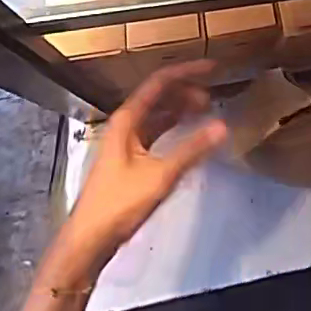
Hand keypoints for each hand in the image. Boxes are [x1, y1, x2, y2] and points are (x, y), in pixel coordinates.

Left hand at [58, 61, 227, 272]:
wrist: (88, 241)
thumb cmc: (119, 204)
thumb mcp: (160, 176)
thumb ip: (192, 150)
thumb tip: (222, 126)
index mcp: (127, 118)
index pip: (160, 82)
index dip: (187, 72)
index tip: (212, 69)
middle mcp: (125, 123)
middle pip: (158, 95)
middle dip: (186, 91)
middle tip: (213, 95)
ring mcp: (126, 141)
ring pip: (157, 114)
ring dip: (180, 109)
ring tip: (206, 111)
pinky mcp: (130, 158)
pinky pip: (156, 132)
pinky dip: (174, 128)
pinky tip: (189, 135)